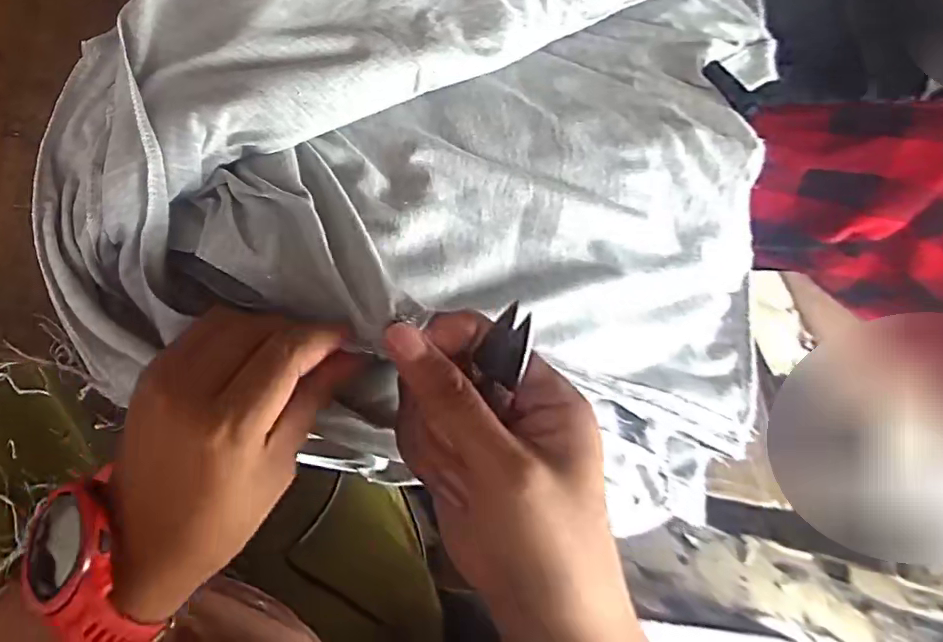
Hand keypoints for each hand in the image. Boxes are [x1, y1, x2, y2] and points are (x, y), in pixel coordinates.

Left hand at [106, 307, 362, 622]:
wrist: (146, 530)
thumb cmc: (223, 519)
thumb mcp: (277, 468)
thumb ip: (308, 403)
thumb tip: (344, 359)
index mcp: (230, 426)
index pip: (281, 355)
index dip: (318, 337)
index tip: (344, 333)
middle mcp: (192, 387)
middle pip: (252, 328)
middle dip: (291, 328)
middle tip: (316, 345)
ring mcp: (165, 372)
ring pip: (223, 320)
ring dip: (258, 324)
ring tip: (281, 346)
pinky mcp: (150, 367)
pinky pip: (196, 331)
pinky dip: (226, 332)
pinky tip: (243, 350)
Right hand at [385, 313, 643, 641]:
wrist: (540, 617)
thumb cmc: (544, 540)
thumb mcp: (500, 463)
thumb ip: (447, 393)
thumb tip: (398, 330)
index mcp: (541, 393)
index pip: (482, 334)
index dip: (443, 340)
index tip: (413, 362)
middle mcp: (508, 401)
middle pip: (440, 363)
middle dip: (434, 406)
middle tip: (455, 447)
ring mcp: (478, 427)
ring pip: (420, 396)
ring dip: (429, 436)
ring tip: (459, 476)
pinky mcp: (453, 450)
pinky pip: (414, 427)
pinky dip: (423, 454)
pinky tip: (449, 484)